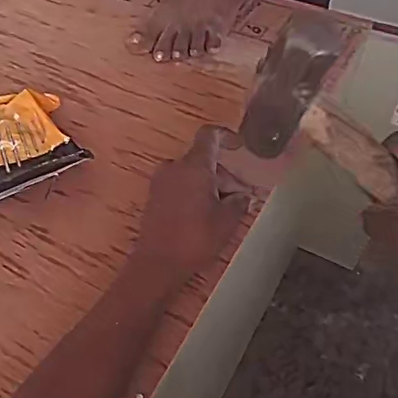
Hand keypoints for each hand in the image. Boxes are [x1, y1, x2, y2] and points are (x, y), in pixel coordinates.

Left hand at [129, 126, 252, 284]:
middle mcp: (174, 167)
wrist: (158, 262)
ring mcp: (160, 182)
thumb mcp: (227, 221)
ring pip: (190, 173)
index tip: (239, 146)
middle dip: (224, 173)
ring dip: (209, 184)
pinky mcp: (153, 197)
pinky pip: (178, 185)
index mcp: (194, 166)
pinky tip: (205, 213)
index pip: (209, 136)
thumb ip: (239, 202)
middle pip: (202, 159)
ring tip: (226, 208)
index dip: (226, 136)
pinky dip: (193, 191)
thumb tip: (244, 196)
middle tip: (241, 196)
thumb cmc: (196, 238)